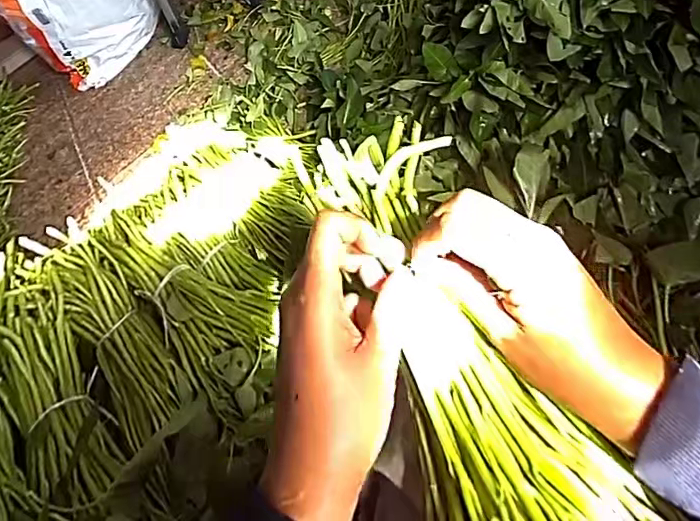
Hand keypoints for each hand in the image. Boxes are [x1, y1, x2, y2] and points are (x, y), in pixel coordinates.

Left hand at [261, 212, 413, 520]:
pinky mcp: (302, 332)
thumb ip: (391, 306)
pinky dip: (352, 299)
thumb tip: (402, 272)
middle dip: (367, 252)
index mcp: (313, 295)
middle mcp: (298, 296)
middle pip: (330, 245)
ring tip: (392, 305)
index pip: (327, 226)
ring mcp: (297, 314)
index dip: (359, 226)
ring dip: (363, 277)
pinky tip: (375, 330)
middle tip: (398, 276)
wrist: (309, 473)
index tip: (388, 251)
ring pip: (331, 271)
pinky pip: (327, 296)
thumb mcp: (379, 358)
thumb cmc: (345, 419)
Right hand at [411, 190, 670, 451]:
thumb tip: (423, 268)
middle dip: (436, 228)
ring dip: (452, 226)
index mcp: (523, 261)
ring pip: (478, 205)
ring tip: (444, 267)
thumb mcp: (507, 339)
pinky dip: (471, 231)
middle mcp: (531, 235)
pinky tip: (468, 264)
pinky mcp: (542, 240)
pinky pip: (495, 219)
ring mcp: (539, 234)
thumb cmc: (568, 371)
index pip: (457, 223)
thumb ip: (463, 293)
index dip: (427, 242)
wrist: (626, 377)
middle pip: (465, 202)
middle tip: (426, 266)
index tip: (415, 269)